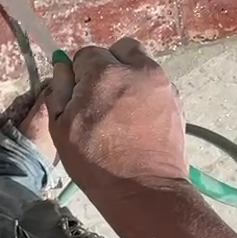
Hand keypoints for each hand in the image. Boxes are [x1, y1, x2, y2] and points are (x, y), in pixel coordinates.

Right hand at [44, 38, 188, 197]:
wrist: (143, 188)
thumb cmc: (93, 160)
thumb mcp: (60, 126)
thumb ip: (59, 89)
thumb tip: (63, 66)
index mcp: (103, 73)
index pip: (86, 53)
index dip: (77, 73)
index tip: (77, 94)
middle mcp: (137, 70)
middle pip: (120, 49)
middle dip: (108, 63)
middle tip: (99, 91)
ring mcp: (162, 84)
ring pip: (142, 63)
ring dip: (128, 75)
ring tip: (120, 106)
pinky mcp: (177, 100)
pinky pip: (156, 83)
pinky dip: (144, 91)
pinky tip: (136, 118)